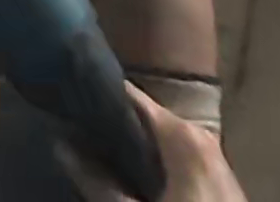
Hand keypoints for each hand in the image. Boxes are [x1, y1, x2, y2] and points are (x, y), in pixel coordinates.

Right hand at [59, 84, 246, 201]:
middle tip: (76, 130)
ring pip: (160, 137)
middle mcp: (199, 135)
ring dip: (132, 144)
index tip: (67, 97)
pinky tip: (131, 178)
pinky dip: (153, 161)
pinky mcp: (219, 183)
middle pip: (145, 115)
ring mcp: (213, 159)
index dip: (98, 95)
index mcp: (181, 136)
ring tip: (95, 151)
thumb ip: (98, 183)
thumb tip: (61, 145)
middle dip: (112, 123)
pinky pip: (177, 157)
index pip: (131, 95)